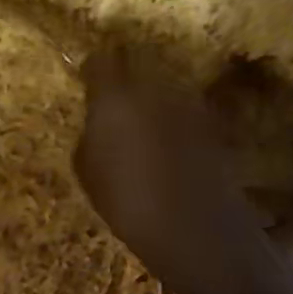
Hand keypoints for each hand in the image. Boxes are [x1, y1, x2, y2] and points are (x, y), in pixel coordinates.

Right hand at [75, 45, 279, 293]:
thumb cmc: (127, 205)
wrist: (196, 230)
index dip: (90, 67)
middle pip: (136, 67)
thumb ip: (90, 137)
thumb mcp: (88, 173)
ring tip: (134, 124)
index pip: (100, 62)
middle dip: (122, 78)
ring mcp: (188, 105)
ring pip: (161, 88)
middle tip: (106, 99)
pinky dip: (168, 121)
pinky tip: (160, 146)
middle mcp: (156, 89)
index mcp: (117, 99)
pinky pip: (179, 112)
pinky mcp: (211, 125)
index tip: (81, 76)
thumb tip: (97, 123)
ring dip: (148, 99)